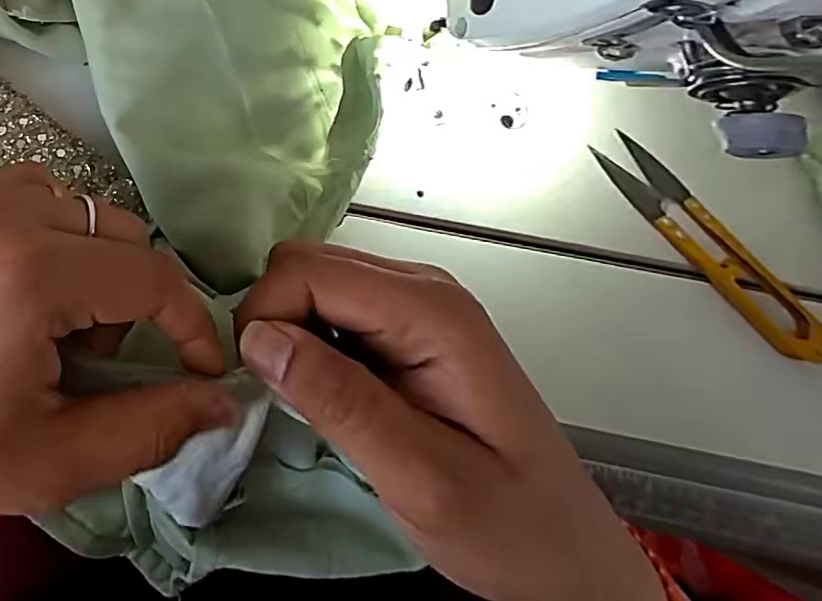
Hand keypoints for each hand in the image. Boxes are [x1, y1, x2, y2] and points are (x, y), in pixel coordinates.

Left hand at [0, 164, 235, 592]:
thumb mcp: (54, 460)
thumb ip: (152, 427)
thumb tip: (221, 398)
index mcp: (33, 274)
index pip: (153, 278)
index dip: (191, 326)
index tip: (200, 370)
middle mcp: (10, 213)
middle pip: (126, 236)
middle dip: (135, 300)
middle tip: (95, 360)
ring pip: (88, 211)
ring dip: (97, 264)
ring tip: (56, 325)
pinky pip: (41, 194)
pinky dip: (56, 233)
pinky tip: (25, 283)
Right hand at [235, 242, 661, 600]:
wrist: (567, 558)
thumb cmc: (511, 529)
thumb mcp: (422, 479)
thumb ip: (339, 401)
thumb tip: (260, 339)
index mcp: (431, 311)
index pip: (309, 271)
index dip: (266, 314)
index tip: (255, 377)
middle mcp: (419, 287)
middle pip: (305, 264)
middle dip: (271, 317)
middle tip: (275, 387)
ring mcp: (411, 300)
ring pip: (310, 279)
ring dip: (286, 329)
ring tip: (301, 393)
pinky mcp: (401, 322)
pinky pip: (328, 305)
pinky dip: (305, 338)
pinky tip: (323, 386)